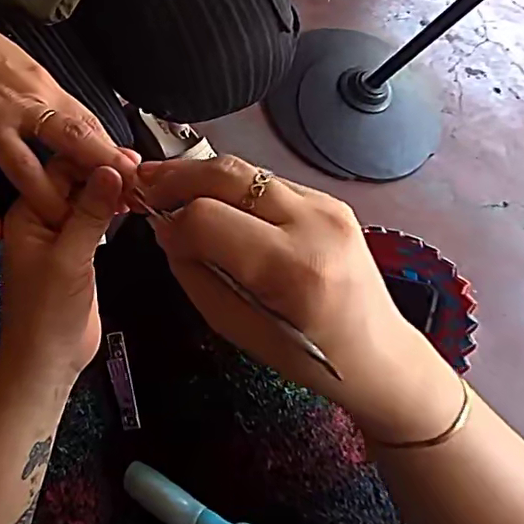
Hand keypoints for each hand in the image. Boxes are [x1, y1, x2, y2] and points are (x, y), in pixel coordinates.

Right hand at [0, 0, 139, 241]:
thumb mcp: (21, 61)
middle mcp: (22, 108)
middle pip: (72, 145)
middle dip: (100, 177)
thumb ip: (45, 94)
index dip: (112, 152)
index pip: (87, 123)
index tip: (132, 175)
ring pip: (27, 173)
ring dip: (49, 204)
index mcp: (41, 86)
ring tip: (64, 228)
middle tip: (119, 206)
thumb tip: (72, 120)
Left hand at [0, 164, 123, 382]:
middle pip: (73, 182)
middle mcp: (40, 219)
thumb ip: (89, 213)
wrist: (47, 360)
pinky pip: (94, 220)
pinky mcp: (77, 252)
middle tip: (139, 169)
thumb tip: (109, 171)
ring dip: (111, 191)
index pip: (57, 171)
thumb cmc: (45, 314)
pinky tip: (132, 204)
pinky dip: (112, 210)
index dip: (90, 160)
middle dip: (104, 173)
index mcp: (25, 214)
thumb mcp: (69, 258)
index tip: (124, 157)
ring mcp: (59, 235)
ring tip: (141, 184)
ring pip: (86, 200)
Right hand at [137, 156, 464, 443]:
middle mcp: (315, 225)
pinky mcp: (326, 200)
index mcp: (293, 268)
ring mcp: (326, 206)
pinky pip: (260, 179)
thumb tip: (166, 229)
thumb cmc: (308, 355)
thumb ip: (192, 272)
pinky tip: (206, 196)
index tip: (156, 230)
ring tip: (165, 183)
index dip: (170, 221)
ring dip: (196, 173)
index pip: (206, 217)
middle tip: (144, 184)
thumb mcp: (233, 326)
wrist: (379, 353)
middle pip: (224, 175)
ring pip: (240, 168)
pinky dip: (224, 185)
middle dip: (175, 177)